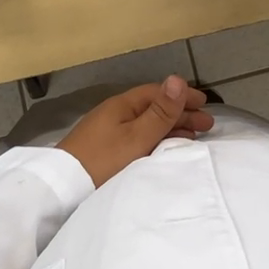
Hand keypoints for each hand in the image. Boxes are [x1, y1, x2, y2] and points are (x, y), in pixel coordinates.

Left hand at [57, 76, 215, 186]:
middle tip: (206, 124)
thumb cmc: (103, 161)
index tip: (205, 104)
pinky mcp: (104, 151)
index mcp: (122, 105)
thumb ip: (160, 112)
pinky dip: (156, 139)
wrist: (62, 190)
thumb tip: (177, 78)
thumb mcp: (137, 137)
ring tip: (191, 137)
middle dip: (180, 113)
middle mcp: (114, 114)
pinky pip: (138, 137)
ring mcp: (107, 132)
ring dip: (170, 127)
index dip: (181, 96)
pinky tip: (162, 150)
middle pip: (152, 107)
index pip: (157, 92)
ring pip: (146, 123)